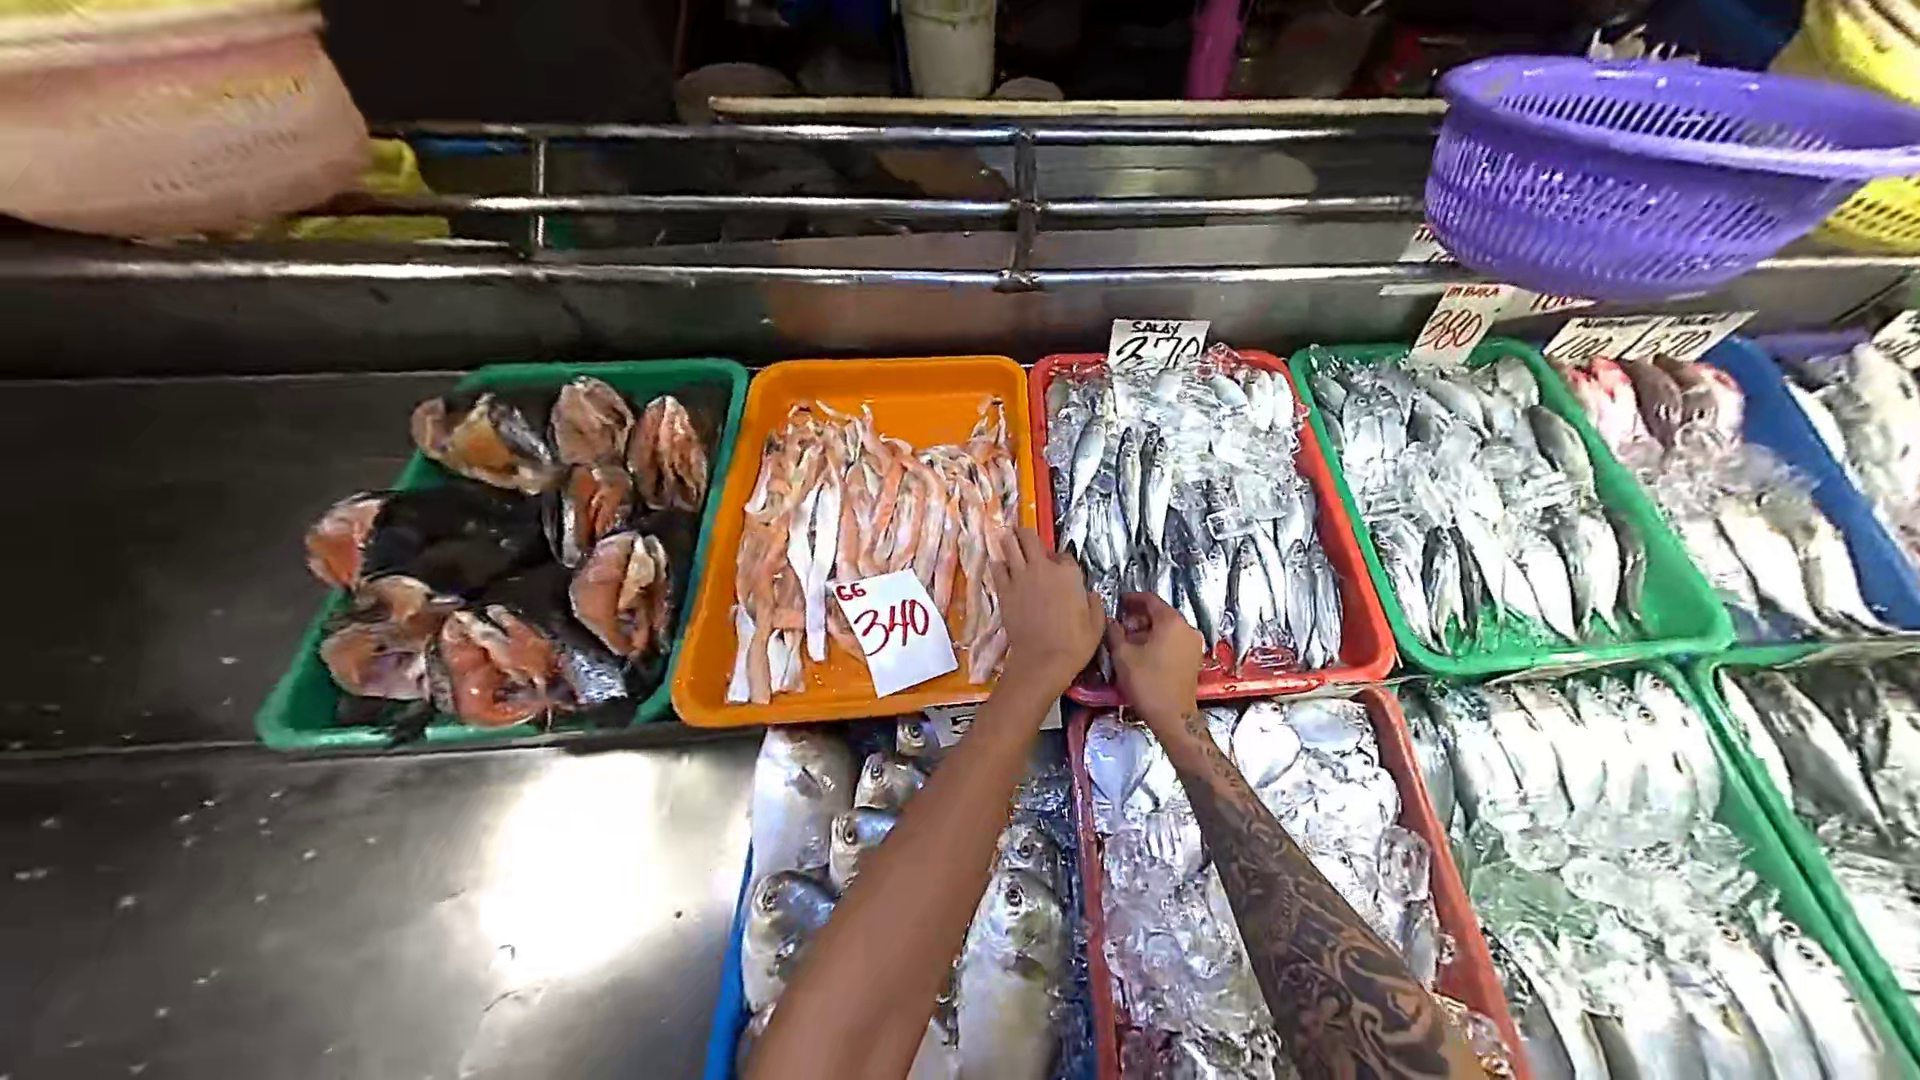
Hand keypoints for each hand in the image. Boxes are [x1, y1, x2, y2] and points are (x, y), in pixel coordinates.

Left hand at [990, 526, 1104, 695]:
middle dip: (1026, 535)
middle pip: (1029, 537)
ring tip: (1008, 542)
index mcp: (1068, 573)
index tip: (1059, 569)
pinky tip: (1000, 567)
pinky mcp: (1003, 590)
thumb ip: (1093, 602)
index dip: (1060, 560)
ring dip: (1009, 542)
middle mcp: (1042, 568)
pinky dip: (998, 564)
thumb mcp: (1097, 622)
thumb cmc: (1075, 643)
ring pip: (1008, 545)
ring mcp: (1020, 577)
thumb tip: (1087, 594)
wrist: (1042, 660)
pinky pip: (996, 567)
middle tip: (1024, 537)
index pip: (1063, 555)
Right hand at [1107, 592, 1204, 734]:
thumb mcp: (1123, 655)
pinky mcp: (1194, 658)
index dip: (1132, 599)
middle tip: (1120, 625)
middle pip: (1160, 613)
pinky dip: (1159, 640)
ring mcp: (1193, 644)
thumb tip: (1110, 621)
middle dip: (1138, 616)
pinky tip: (1143, 653)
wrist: (1172, 716)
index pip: (1150, 599)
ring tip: (1128, 641)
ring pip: (1167, 628)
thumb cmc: (1147, 682)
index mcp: (1171, 621)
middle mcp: (1187, 628)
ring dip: (1148, 630)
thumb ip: (1114, 632)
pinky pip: (1174, 640)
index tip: (1119, 602)